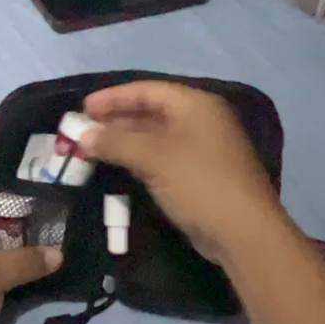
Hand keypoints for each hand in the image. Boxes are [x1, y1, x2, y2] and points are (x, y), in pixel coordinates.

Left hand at [0, 184, 62, 323]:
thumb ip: (24, 260)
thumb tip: (59, 253)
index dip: (3, 187)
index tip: (38, 185)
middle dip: (21, 216)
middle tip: (57, 210)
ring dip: (23, 243)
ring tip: (59, 232)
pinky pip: (0, 267)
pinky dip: (19, 264)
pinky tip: (47, 260)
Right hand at [79, 81, 295, 276]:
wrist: (243, 233)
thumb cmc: (199, 183)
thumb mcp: (153, 158)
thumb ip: (114, 142)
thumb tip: (81, 136)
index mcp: (195, 105)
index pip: (146, 90)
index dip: (112, 97)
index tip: (82, 108)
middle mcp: (200, 120)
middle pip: (150, 111)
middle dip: (114, 120)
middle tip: (82, 130)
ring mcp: (201, 148)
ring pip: (153, 136)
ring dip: (123, 140)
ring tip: (91, 148)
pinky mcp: (198, 173)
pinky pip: (160, 156)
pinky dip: (136, 157)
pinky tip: (116, 165)